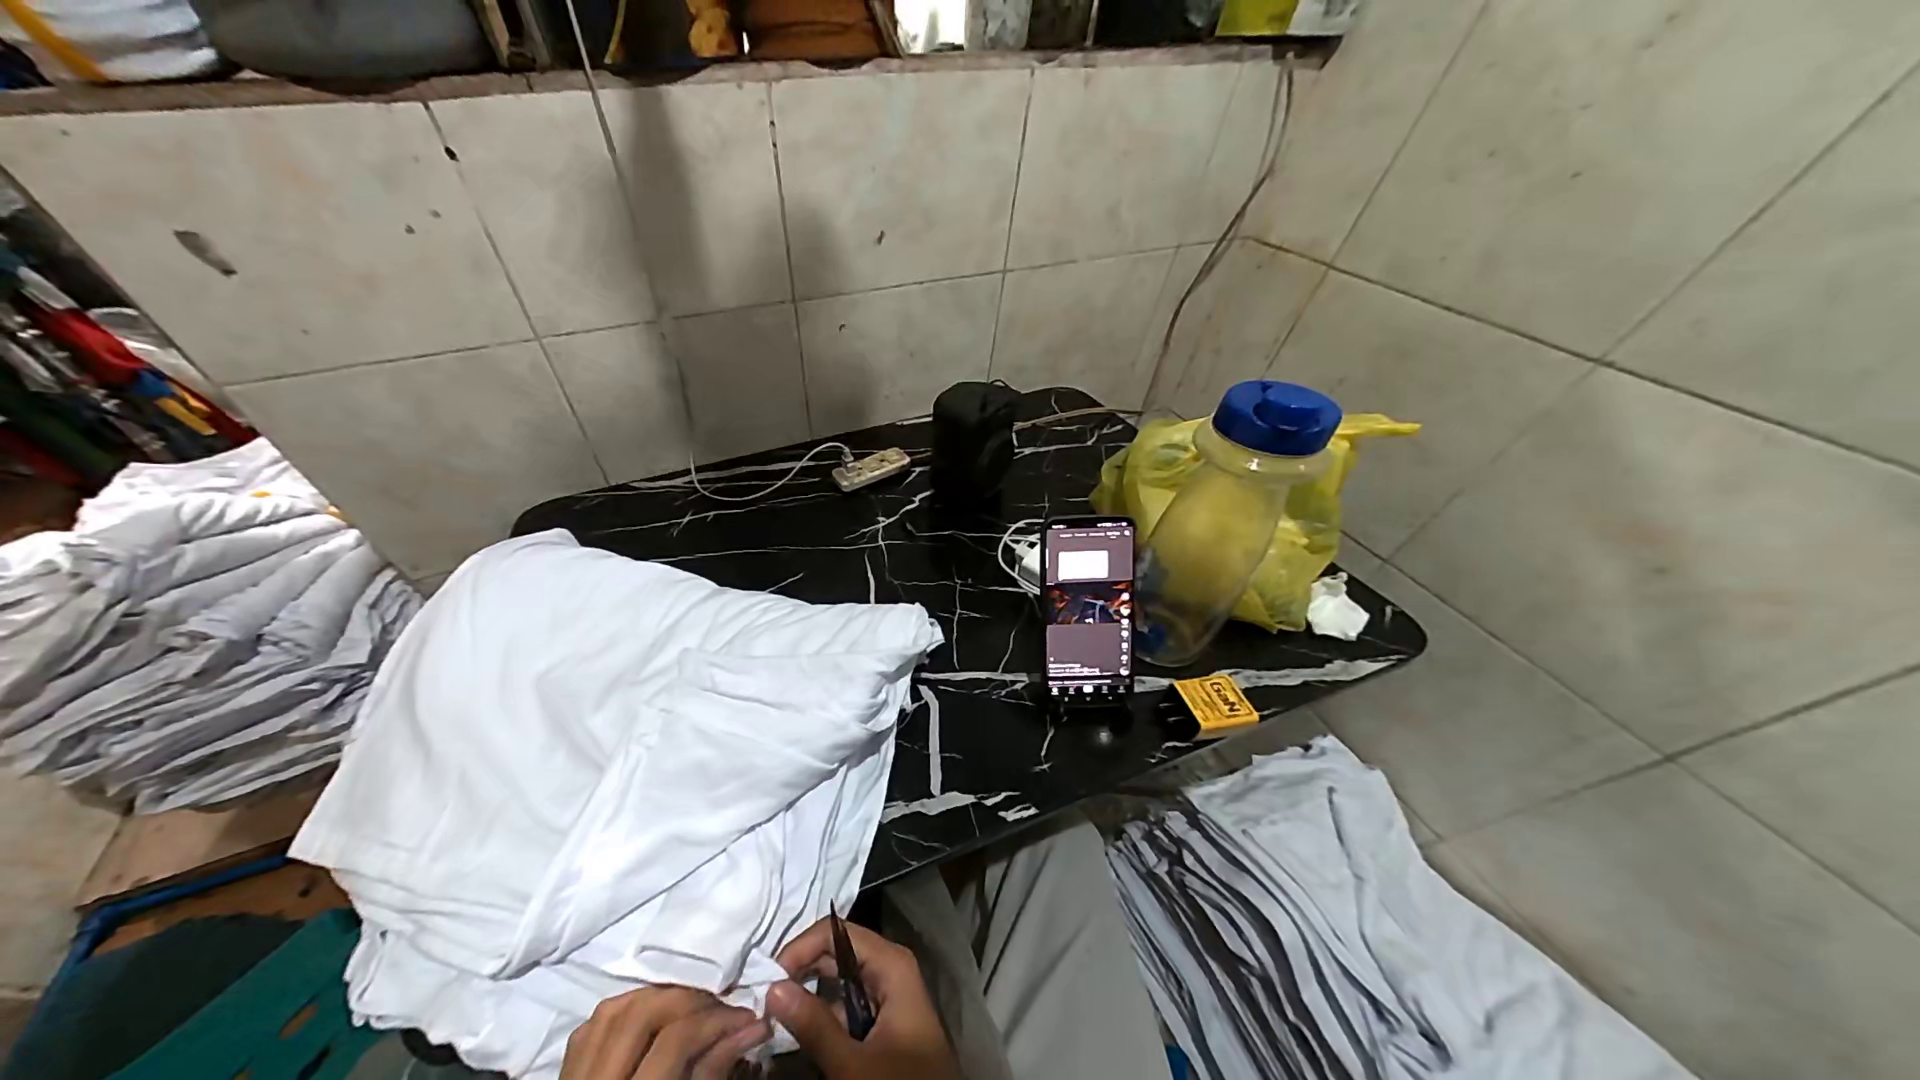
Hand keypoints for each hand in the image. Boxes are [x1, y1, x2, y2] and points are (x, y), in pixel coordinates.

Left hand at [560, 986, 770, 1079]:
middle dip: (691, 1001)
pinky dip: (628, 1009)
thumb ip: (713, 1073)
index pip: (674, 1041)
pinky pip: (594, 1025)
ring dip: (661, 997)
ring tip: (694, 1008)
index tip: (749, 1018)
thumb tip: (752, 1027)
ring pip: (616, 1009)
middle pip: (643, 1014)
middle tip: (723, 1010)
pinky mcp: (564, 1076)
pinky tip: (654, 1017)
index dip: (717, 1022)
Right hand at [768, 917, 963, 1079]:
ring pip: (838, 980)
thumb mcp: (853, 1064)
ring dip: (806, 992)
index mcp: (891, 963)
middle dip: (799, 969)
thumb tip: (773, 987)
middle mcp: (890, 968)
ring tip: (770, 1010)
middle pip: (836, 952)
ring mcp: (886, 994)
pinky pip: (845, 1005)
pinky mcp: (881, 1021)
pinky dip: (820, 1014)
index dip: (799, 948)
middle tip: (760, 995)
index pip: (835, 932)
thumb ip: (813, 1025)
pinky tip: (795, 1029)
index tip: (766, 981)